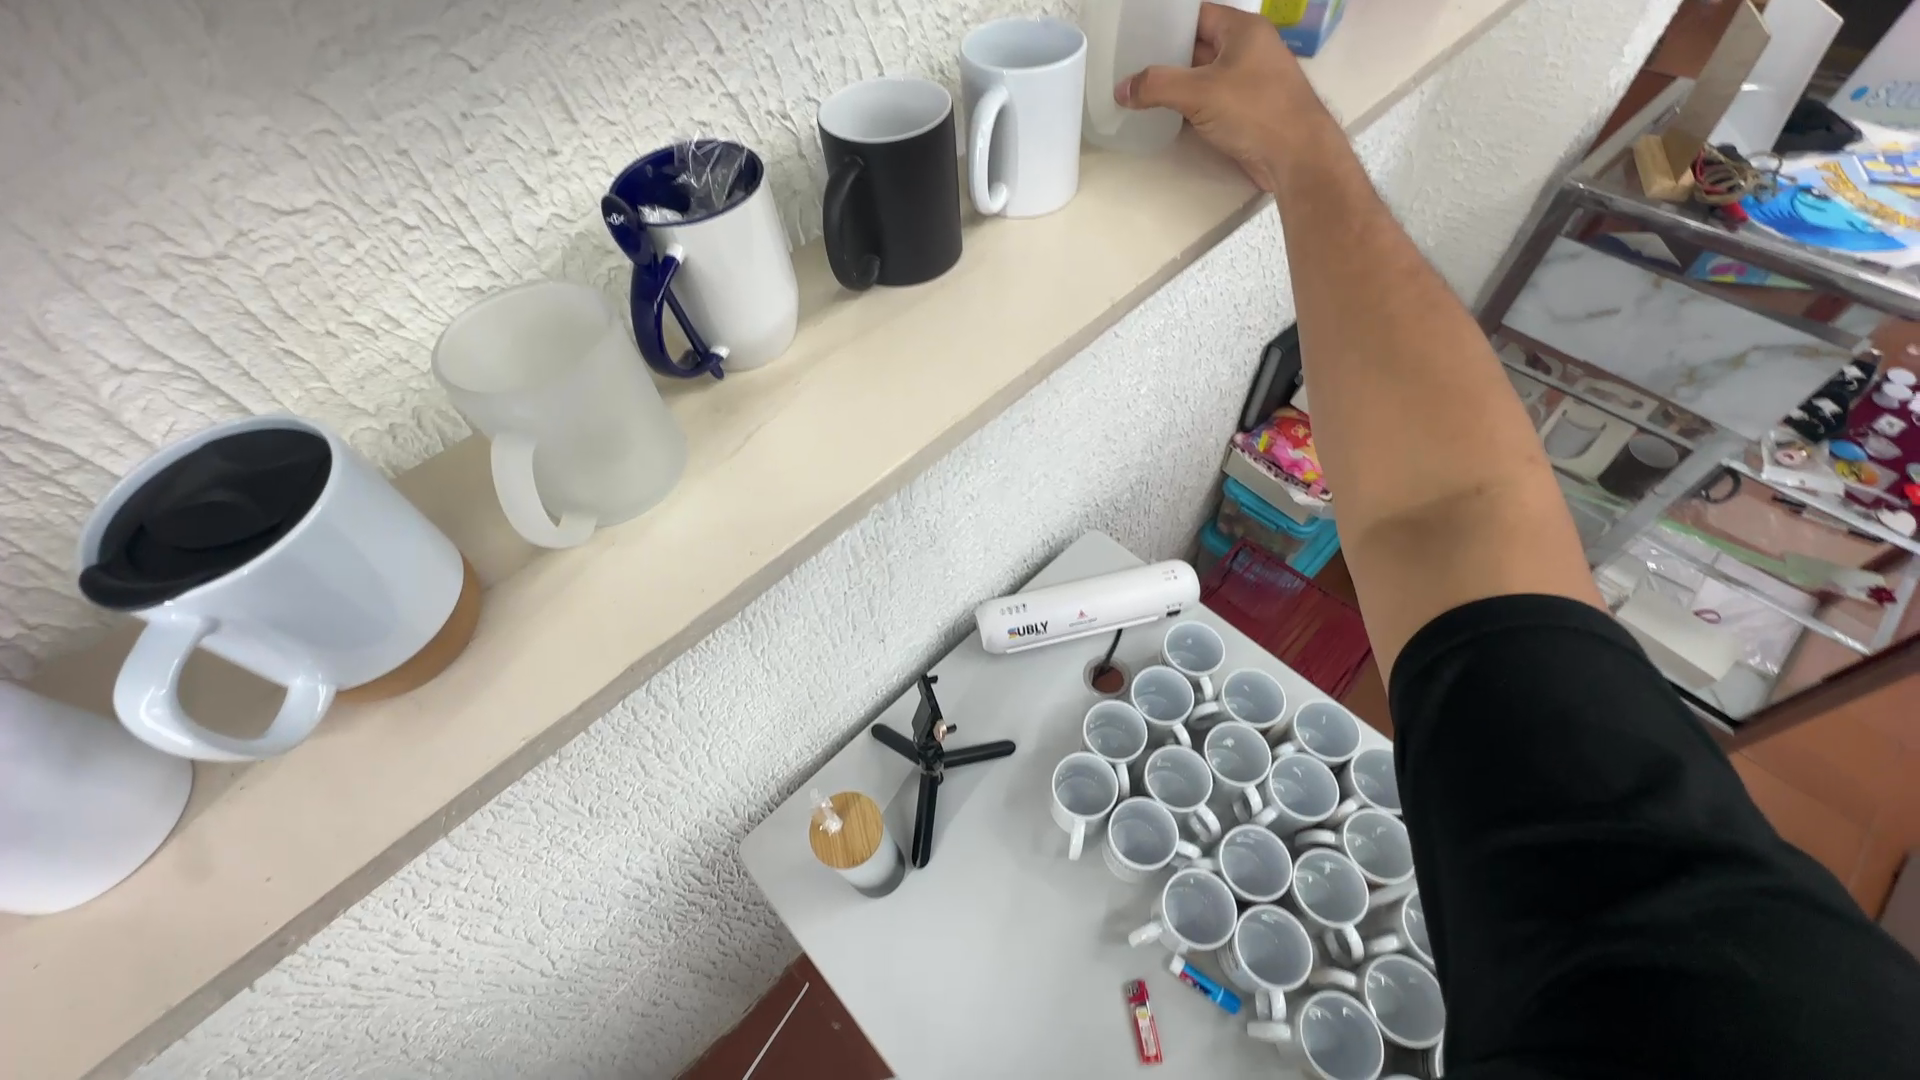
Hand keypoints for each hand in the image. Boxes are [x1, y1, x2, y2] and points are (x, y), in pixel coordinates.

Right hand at [1115, 3, 1313, 190]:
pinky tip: (1167, 117)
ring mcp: (1249, 82)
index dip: (1167, 24)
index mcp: (1243, 30)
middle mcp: (1248, 50)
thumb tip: (1122, 89)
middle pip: (1198, 47)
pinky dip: (1190, 108)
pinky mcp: (1247, 112)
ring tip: (1141, 93)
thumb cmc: (1255, 110)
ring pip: (1204, 78)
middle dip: (1167, 58)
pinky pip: (1211, 102)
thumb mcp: (1199, 92)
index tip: (1137, 36)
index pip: (1198, 16)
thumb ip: (1157, 86)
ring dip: (1177, 86)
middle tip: (1131, 68)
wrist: (1296, 155)